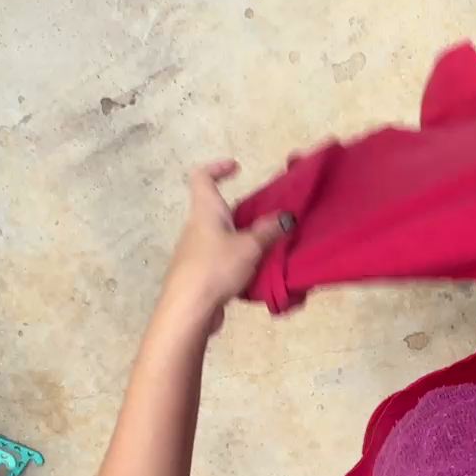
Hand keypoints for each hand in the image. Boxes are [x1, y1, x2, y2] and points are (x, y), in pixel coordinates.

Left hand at [157, 160, 292, 332]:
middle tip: (269, 218)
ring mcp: (196, 251)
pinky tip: (256, 275)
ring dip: (244, 239)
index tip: (236, 168)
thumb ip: (269, 230)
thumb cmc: (216, 267)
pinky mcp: (200, 273)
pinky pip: (223, 259)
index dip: (217, 168)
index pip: (202, 177)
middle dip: (244, 212)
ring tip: (269, 250)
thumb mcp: (249, 246)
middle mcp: (197, 227)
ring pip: (223, 237)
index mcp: (206, 211)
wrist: (189, 307)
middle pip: (219, 210)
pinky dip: (240, 261)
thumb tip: (286, 216)